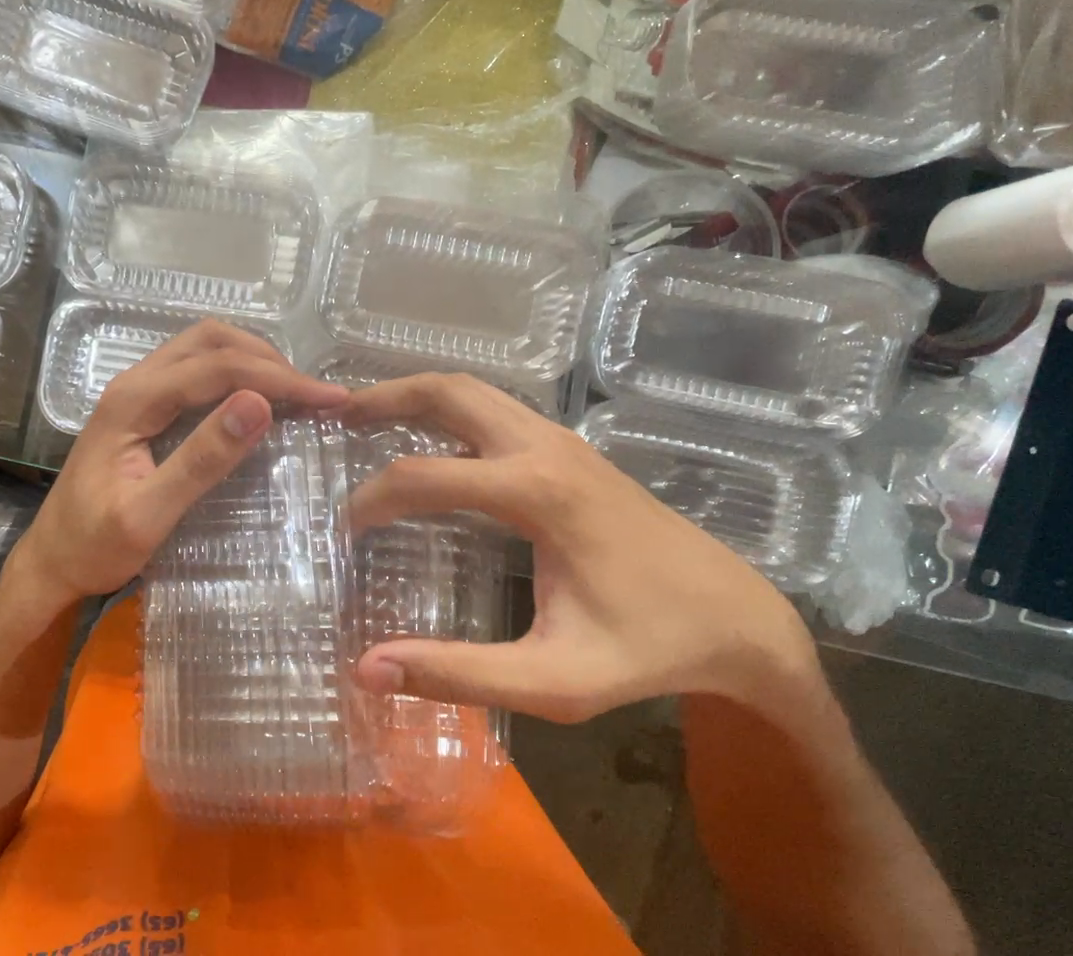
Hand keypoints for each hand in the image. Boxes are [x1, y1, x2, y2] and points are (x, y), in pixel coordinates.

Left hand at [10, 321, 349, 606]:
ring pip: (201, 351)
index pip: (216, 368)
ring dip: (251, 363)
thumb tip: (258, 406)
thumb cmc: (92, 548)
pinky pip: (194, 374)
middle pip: (208, 341)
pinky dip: (233, 378)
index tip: (329, 399)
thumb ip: (199, 462)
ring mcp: (135, 394)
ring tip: (295, 397)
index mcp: (132, 401)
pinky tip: (257, 405)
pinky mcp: (141, 411)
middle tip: (312, 396)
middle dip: (266, 359)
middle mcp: (133, 384)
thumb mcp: (147, 515)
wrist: (51, 562)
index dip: (277, 379)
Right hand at [342, 374, 822, 723]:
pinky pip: (493, 409)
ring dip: (414, 397)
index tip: (342, 535)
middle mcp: (545, 448)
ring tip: (364, 420)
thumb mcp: (555, 681)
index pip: (422, 477)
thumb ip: (459, 674)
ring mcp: (562, 442)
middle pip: (448, 392)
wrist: (740, 619)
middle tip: (332, 419)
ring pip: (473, 391)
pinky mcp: (570, 451)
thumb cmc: (649, 650)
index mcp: (537, 493)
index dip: (369, 501)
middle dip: (383, 399)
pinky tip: (428, 444)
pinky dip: (447, 411)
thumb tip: (366, 669)